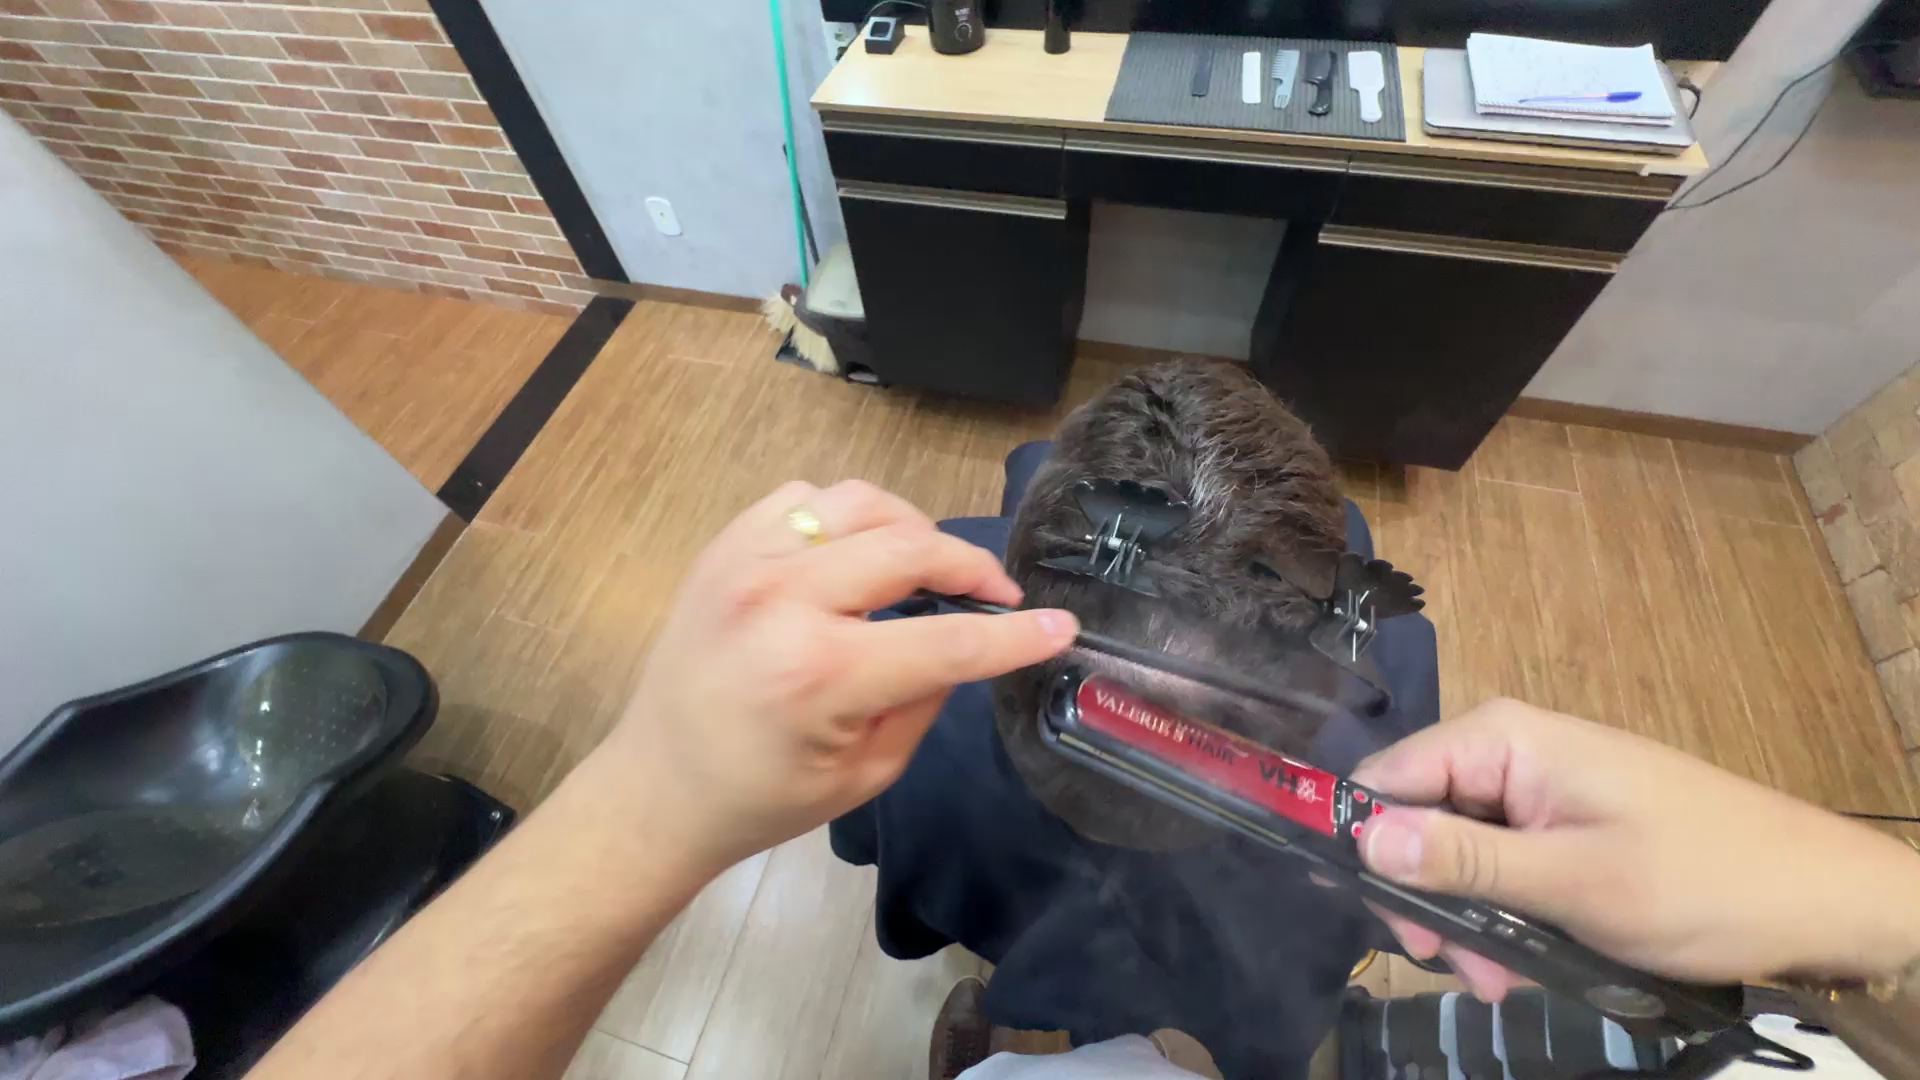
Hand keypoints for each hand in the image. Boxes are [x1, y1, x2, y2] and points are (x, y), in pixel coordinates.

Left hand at [588, 480, 1076, 873]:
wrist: (656, 787)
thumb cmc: (764, 797)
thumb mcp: (869, 772)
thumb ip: (927, 696)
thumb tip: (963, 641)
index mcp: (820, 673)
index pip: (947, 641)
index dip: (1014, 636)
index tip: (1060, 626)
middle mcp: (783, 598)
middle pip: (911, 547)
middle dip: (971, 567)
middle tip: (994, 594)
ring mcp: (747, 559)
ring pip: (863, 501)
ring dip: (912, 529)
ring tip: (926, 567)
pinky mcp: (726, 545)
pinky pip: (809, 497)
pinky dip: (849, 516)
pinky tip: (855, 553)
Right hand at [1351, 698, 1919, 1000]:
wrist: (1846, 907)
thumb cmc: (1710, 883)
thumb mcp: (1579, 882)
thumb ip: (1464, 859)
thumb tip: (1360, 838)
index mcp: (1496, 738)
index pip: (1385, 776)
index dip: (1365, 839)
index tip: (1380, 914)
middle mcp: (1500, 749)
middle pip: (1415, 814)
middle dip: (1423, 891)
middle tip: (1445, 961)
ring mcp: (1529, 783)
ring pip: (1452, 844)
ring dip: (1462, 912)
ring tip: (1496, 978)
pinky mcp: (1554, 816)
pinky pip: (1495, 856)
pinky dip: (1497, 908)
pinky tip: (1521, 957)